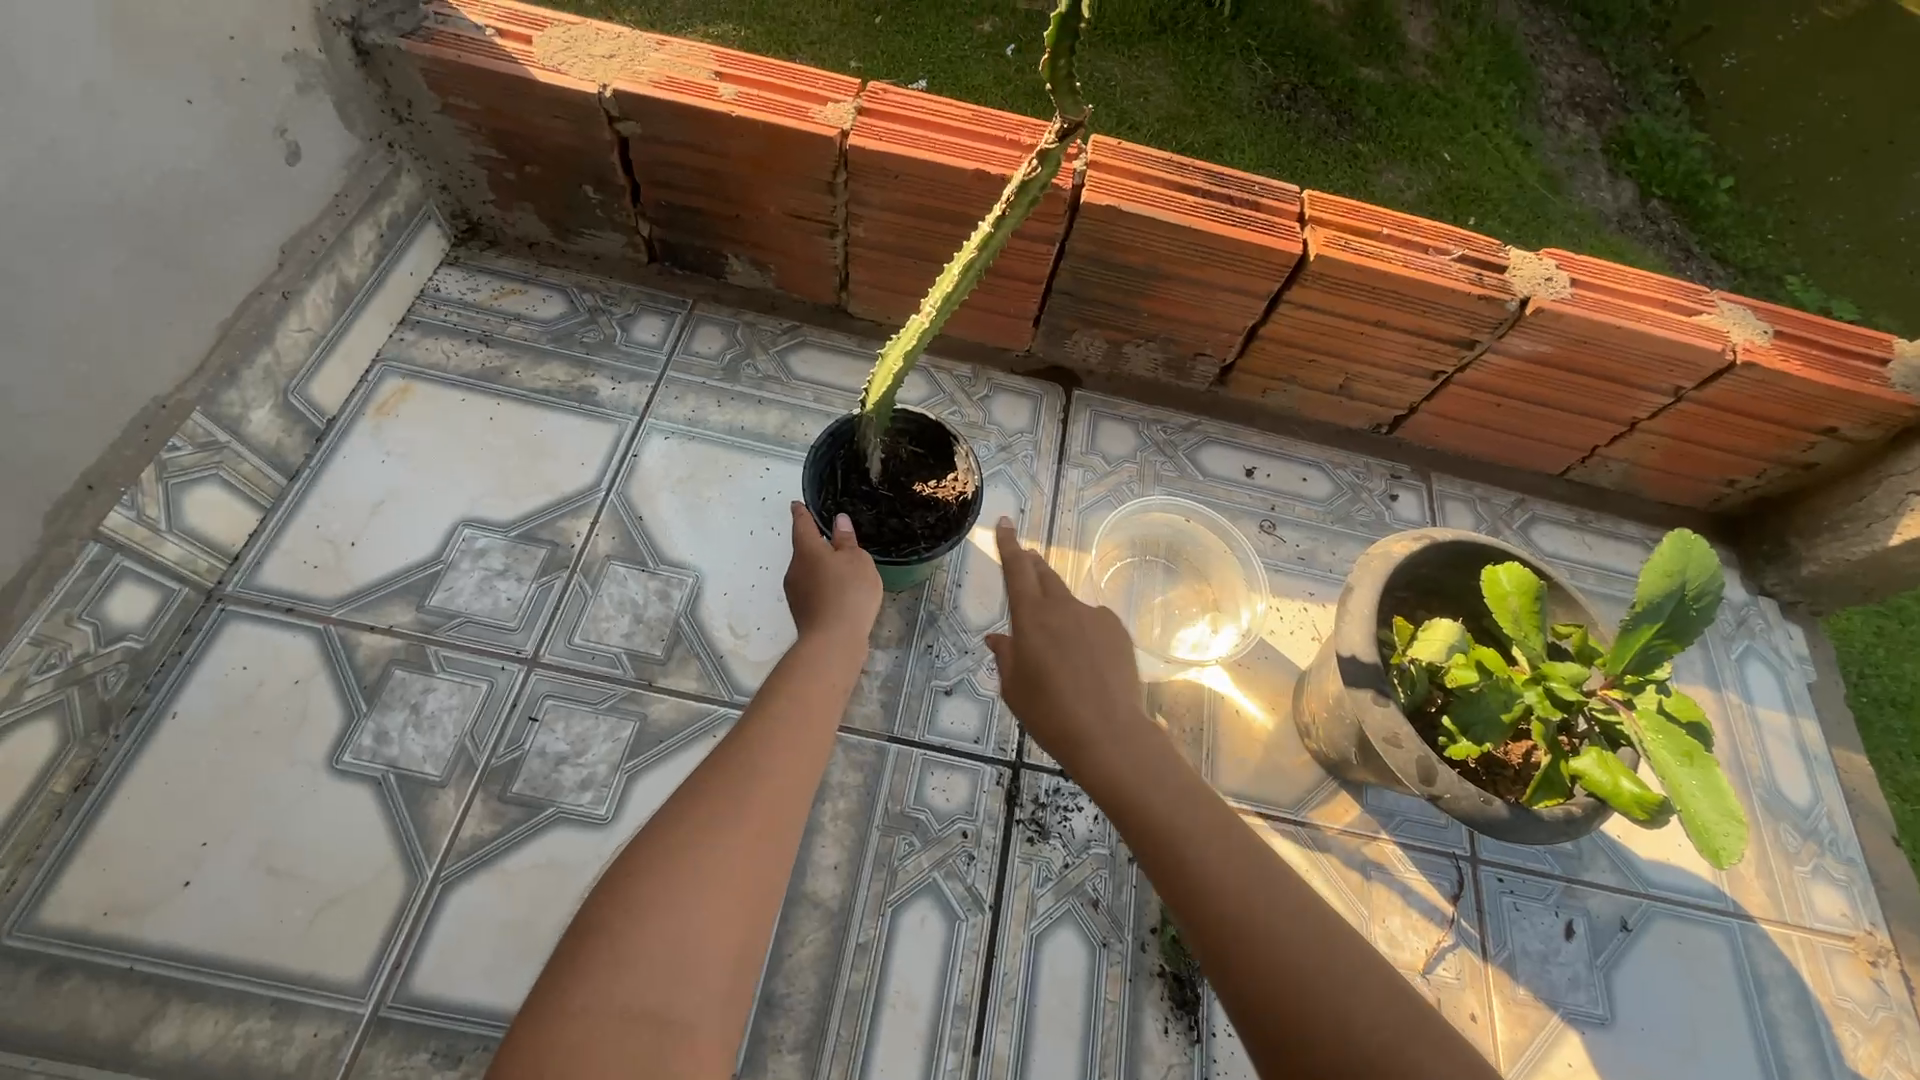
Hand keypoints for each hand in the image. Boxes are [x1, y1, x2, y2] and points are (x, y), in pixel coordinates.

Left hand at [784, 501, 881, 644]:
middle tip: (836, 543)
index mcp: (806, 549)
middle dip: (818, 546)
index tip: (797, 504)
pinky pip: (813, 591)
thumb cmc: (848, 593)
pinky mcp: (802, 612)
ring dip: (822, 569)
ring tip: (845, 573)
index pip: (802, 523)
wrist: (833, 641)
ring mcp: (795, 592)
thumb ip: (846, 540)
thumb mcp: (857, 561)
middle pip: (804, 550)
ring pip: (808, 572)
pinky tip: (841, 595)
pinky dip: (824, 588)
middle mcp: (794, 568)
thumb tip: (838, 522)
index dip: (801, 512)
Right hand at [987, 517, 1147, 771]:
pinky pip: (1094, 623)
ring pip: (1069, 604)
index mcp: (1030, 618)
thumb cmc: (1049, 714)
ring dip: (1059, 612)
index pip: (1016, 569)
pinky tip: (1088, 662)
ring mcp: (1094, 616)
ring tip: (1059, 649)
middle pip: (1045, 575)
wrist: (1108, 734)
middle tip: (1025, 559)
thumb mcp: (1014, 689)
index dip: (1008, 545)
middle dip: (1033, 565)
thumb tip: (998, 638)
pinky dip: (1084, 632)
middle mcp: (1062, 608)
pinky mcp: (1118, 631)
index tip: (1005, 522)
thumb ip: (1006, 656)